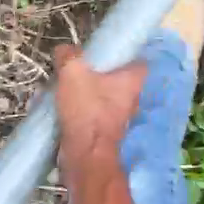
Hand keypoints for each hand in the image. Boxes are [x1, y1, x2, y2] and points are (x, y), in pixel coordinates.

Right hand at [52, 44, 145, 187]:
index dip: (124, 54)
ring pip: (105, 96)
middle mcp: (132, 98)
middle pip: (118, 78)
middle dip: (100, 73)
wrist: (86, 154)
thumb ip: (69, 56)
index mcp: (133, 80)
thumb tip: (65, 49)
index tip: (105, 51)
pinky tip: (65, 105)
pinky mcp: (107, 131)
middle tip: (80, 68)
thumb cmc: (87, 109)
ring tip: (67, 86)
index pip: (138, 61)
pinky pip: (96, 112)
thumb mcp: (73, 73)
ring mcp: (121, 116)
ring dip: (89, 91)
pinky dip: (83, 108)